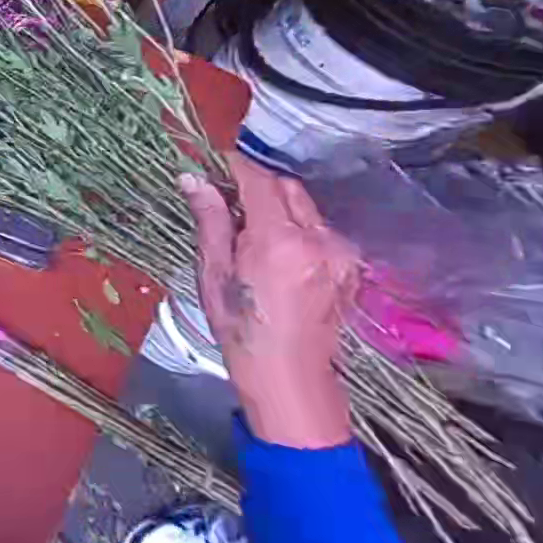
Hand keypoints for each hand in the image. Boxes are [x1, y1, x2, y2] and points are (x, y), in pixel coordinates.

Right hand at [183, 155, 358, 448]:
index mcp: (280, 241)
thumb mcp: (213, 272)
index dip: (233, 166)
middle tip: (226, 201)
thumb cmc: (241, 328)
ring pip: (304, 206)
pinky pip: (318, 227)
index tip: (211, 164)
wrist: (289, 378)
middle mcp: (318, 238)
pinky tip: (277, 252)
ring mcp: (340, 252)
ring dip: (276, 205)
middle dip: (255, 185)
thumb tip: (192, 177)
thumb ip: (209, 219)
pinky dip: (296, 226)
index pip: (258, 180)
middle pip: (285, 187)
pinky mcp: (349, 265)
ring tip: (250, 231)